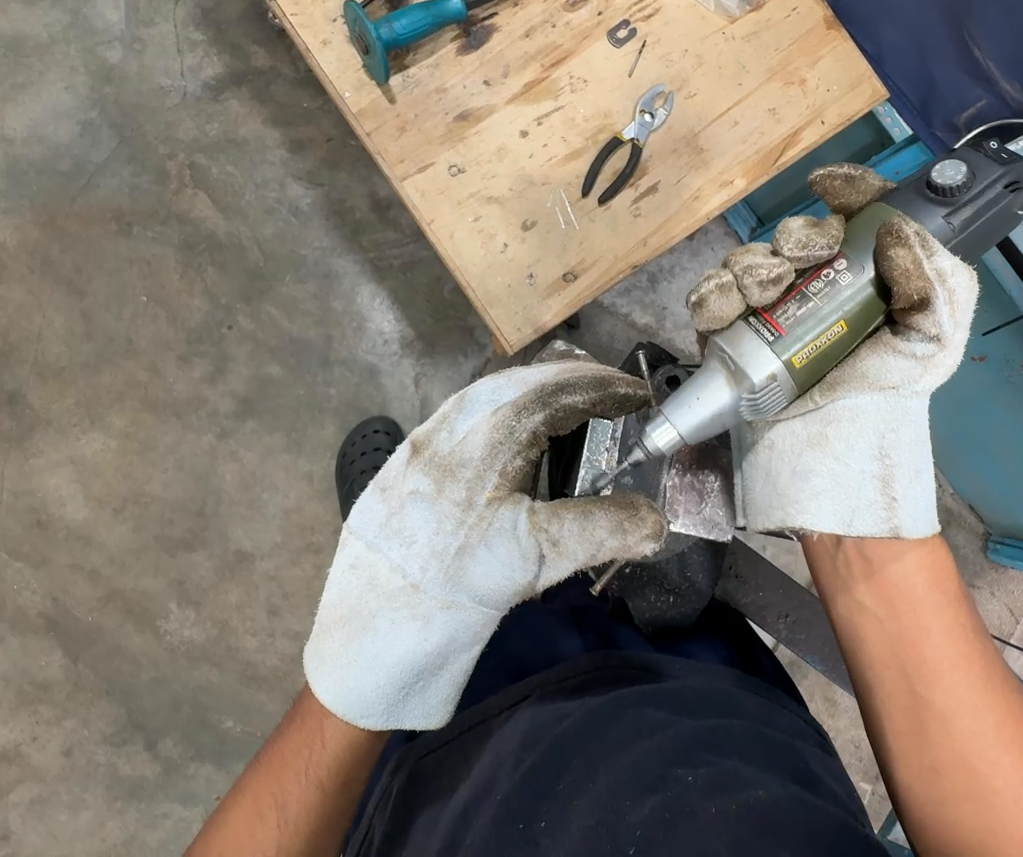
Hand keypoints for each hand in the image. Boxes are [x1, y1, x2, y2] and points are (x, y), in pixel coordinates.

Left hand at [303, 361, 666, 730]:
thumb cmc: (452, 598)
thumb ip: (599, 530)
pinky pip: (460, 415)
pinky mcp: (401, 465)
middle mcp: (446, 428)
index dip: (602, 388)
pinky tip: (513, 433)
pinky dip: (502, 409)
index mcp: (482, 442)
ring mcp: (418, 444)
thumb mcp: (532, 562)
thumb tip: (657, 520)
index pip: (553, 393)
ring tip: (572, 406)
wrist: (364, 641)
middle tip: (612, 395)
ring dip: (535, 391)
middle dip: (571, 380)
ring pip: (485, 394)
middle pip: (518, 382)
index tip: (638, 395)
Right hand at [686, 163, 978, 537]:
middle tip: (800, 263)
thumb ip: (929, 279)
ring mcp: (768, 305)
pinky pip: (710, 296)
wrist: (835, 445)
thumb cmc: (889, 387)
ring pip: (746, 259)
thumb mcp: (933, 334)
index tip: (827, 189)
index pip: (853, 210)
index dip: (843, 189)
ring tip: (764, 295)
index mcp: (865, 270)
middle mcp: (815, 279)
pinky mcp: (731, 329)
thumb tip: (891, 231)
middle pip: (791, 232)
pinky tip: (728, 310)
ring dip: (752, 268)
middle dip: (793, 240)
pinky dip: (713, 296)